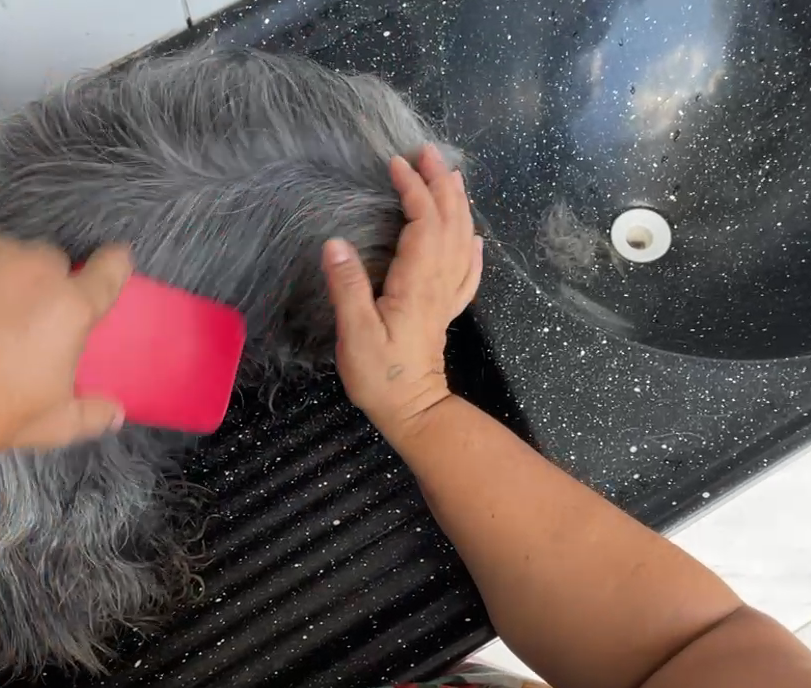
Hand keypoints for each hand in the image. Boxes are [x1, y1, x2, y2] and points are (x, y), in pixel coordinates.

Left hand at [0, 222, 130, 461]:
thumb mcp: (54, 425)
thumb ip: (92, 414)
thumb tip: (116, 412)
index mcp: (71, 309)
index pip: (108, 273)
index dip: (112, 266)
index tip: (115, 260)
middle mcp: (35, 269)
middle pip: (49, 261)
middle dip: (40, 283)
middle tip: (14, 316)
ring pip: (2, 250)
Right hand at [322, 145, 483, 436]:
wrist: (414, 411)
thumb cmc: (381, 376)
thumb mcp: (356, 334)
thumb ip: (347, 287)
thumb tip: (335, 243)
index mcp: (417, 282)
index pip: (423, 222)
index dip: (413, 189)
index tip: (396, 165)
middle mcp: (438, 283)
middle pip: (449, 222)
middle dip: (440, 184)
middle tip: (427, 154)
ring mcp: (446, 297)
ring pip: (462, 240)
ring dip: (458, 205)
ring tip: (451, 177)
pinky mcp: (445, 312)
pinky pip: (467, 273)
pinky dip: (472, 249)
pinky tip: (474, 238)